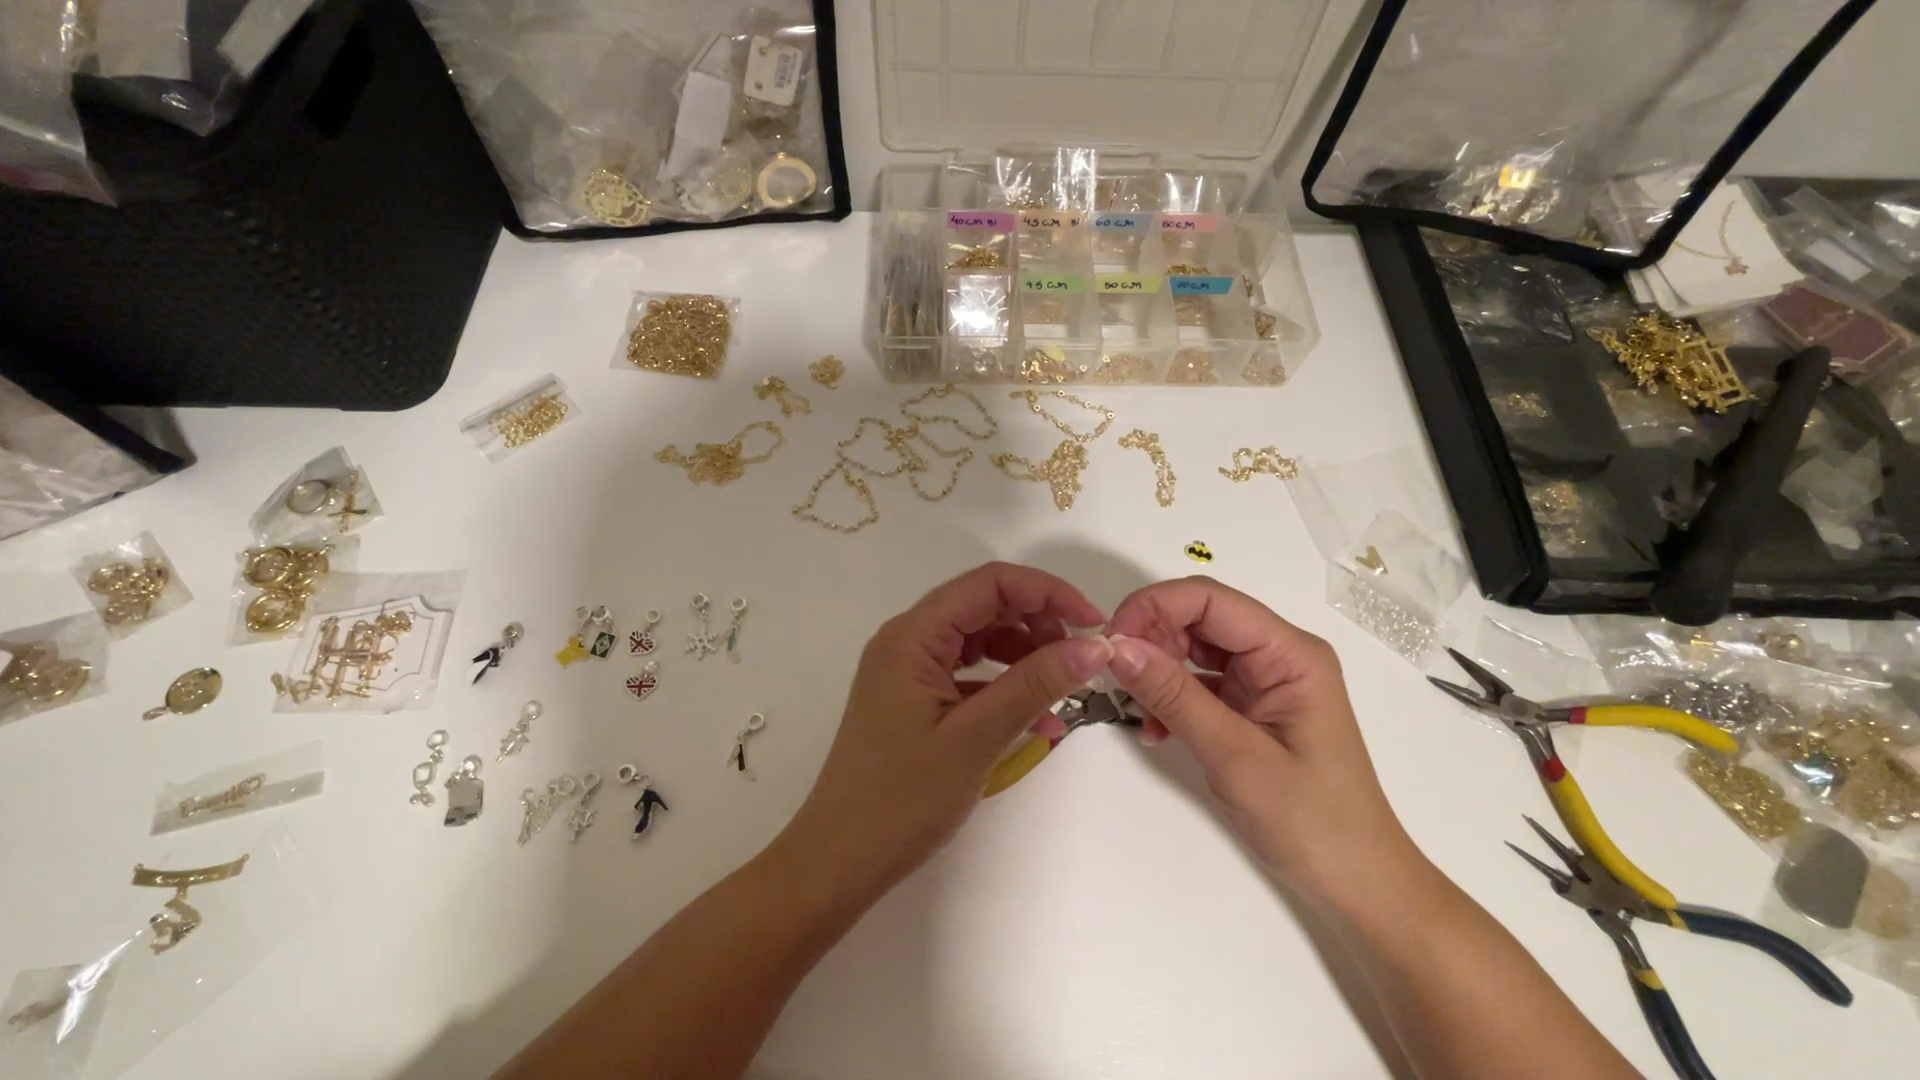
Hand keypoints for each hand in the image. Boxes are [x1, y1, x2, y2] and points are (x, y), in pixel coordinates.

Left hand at [781, 563, 1109, 895]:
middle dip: (1038, 623)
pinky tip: (1036, 721)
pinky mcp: (913, 700)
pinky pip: (967, 676)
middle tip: (1080, 659)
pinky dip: (1004, 688)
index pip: (989, 583)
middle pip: (983, 606)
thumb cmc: (902, 798)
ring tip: (1062, 691)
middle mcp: (906, 642)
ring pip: (978, 641)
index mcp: (912, 636)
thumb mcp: (977, 737)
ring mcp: (907, 672)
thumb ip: (1035, 684)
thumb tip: (1095, 645)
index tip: (1093, 623)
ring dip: (1025, 657)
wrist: (840, 859)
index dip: (1046, 592)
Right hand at [1105, 577, 1424, 907]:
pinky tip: (1154, 731)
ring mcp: (1265, 681)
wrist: (1356, 881)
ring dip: (1157, 670)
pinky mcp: (1252, 707)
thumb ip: (1174, 696)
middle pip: (1200, 618)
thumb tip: (1117, 647)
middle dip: (1150, 638)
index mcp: (1291, 653)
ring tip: (1134, 707)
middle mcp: (1279, 655)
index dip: (1153, 607)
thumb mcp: (1234, 755)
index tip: (1109, 642)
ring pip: (1194, 650)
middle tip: (1113, 676)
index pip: (1210, 600)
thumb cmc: (1309, 819)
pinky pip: (1200, 684)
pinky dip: (1170, 699)